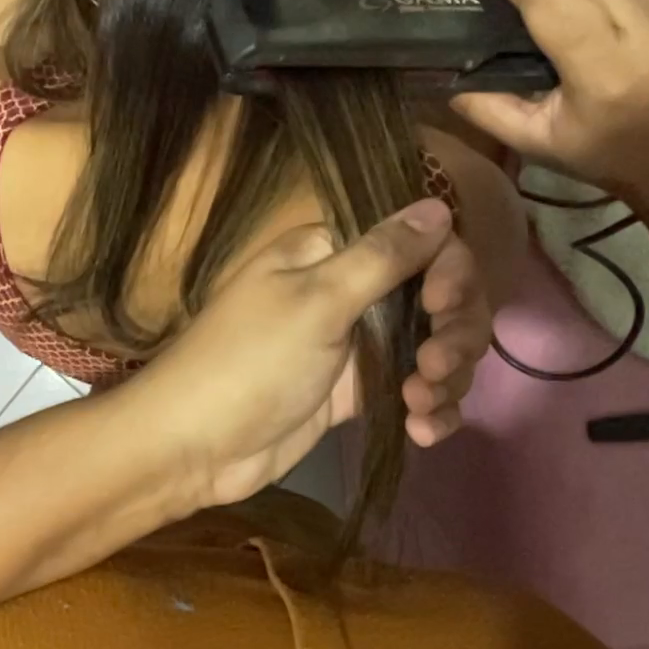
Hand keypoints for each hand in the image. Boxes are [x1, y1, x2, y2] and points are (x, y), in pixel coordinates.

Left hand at [119, 199, 491, 509]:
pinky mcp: (353, 392)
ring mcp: (352, 343)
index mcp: (328, 252)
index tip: (442, 305)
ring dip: (444, 377)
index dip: (446, 270)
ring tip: (419, 405)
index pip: (416, 242)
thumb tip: (438, 204)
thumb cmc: (250, 362)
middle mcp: (345, 290)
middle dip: (452, 331)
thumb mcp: (317, 302)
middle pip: (436, 296)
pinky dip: (428, 409)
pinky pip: (413, 389)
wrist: (195, 445)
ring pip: (432, 345)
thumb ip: (382, 256)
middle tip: (434, 366)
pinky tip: (421, 431)